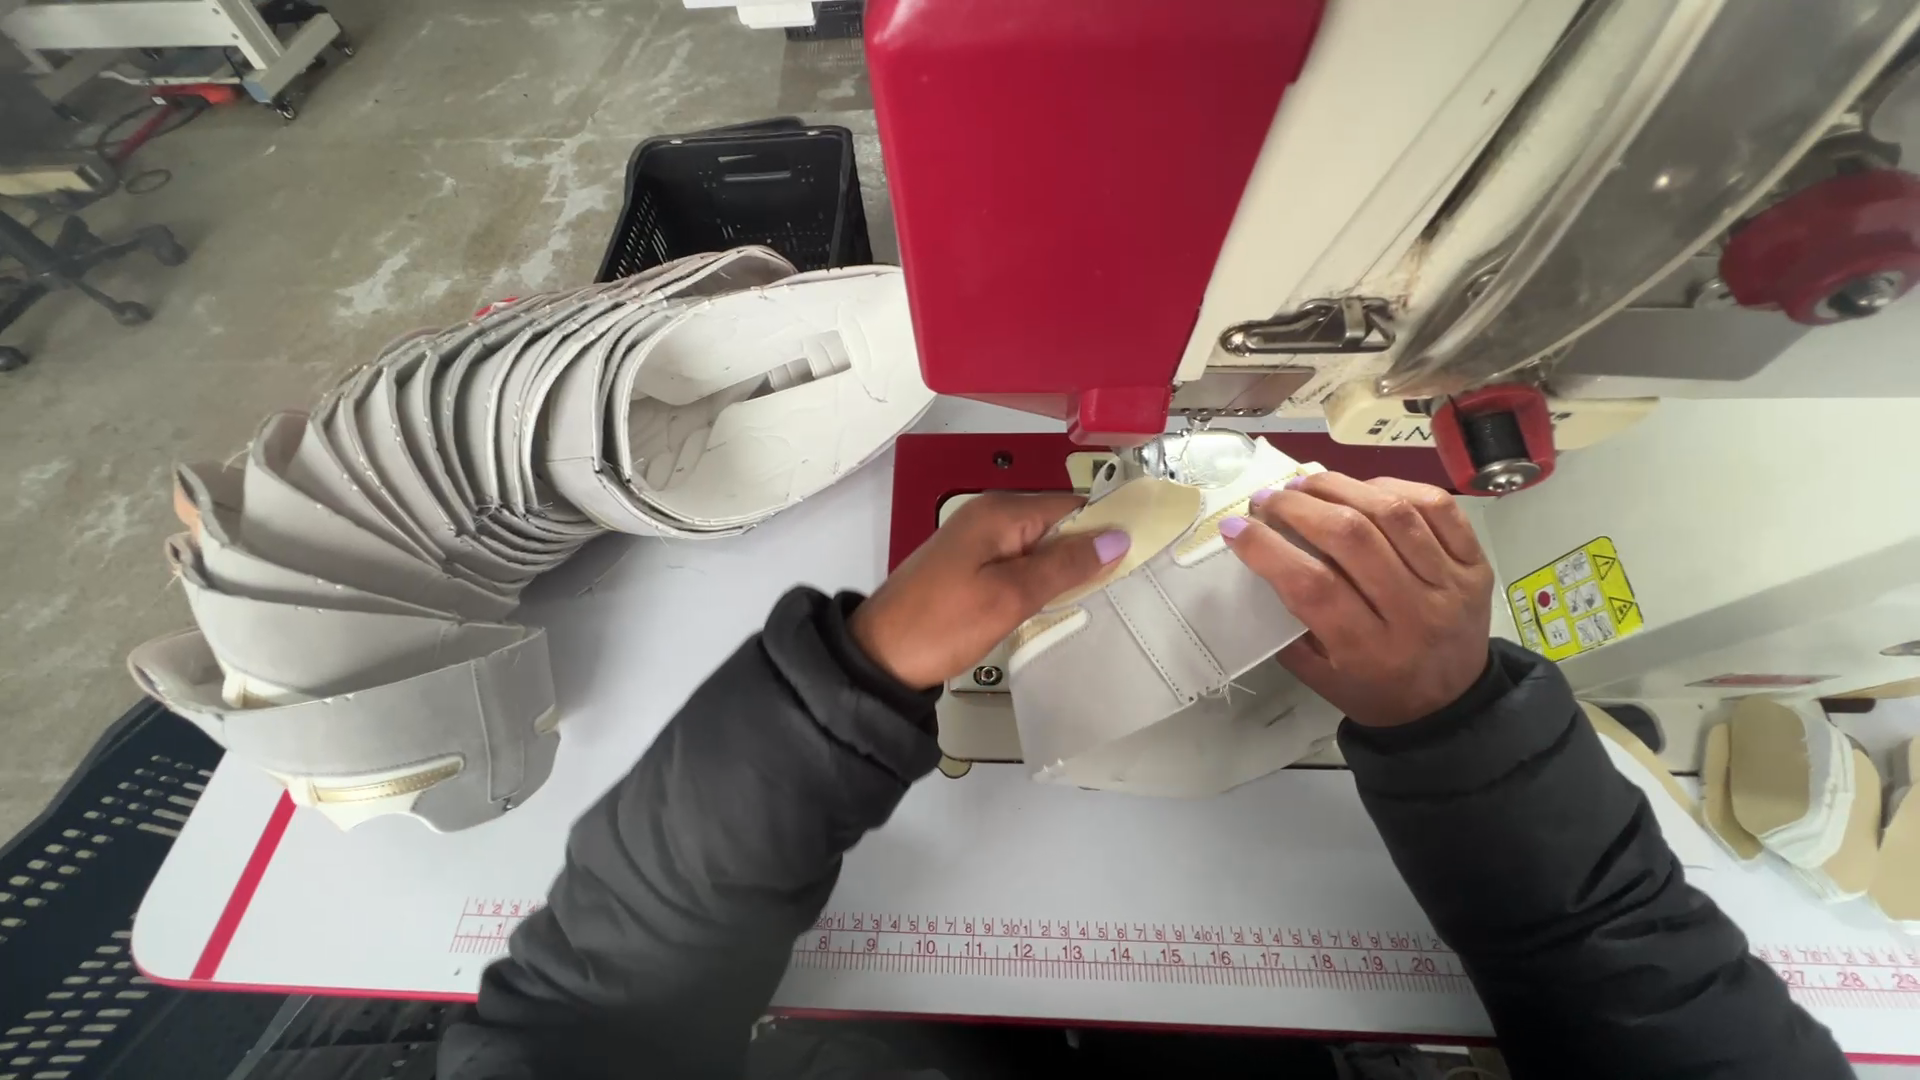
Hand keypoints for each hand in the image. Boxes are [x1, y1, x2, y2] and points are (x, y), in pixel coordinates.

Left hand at [850, 493, 1129, 689]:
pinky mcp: (970, 565)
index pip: (1071, 505)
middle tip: (1121, 585)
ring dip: (1064, 568)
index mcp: (999, 512)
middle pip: (1056, 523)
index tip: (1141, 553)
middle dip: (1087, 550)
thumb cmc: (940, 625)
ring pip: (1039, 545)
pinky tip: (1053, 602)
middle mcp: (988, 516)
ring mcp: (977, 540)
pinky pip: (1019, 561)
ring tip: (1094, 597)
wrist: (880, 657)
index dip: (1105, 527)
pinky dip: (1039, 579)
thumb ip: (1064, 565)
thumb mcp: (1009, 596)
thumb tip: (1114, 538)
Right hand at [1220, 472, 1494, 726]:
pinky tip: (1360, 488)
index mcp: (1368, 649)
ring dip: (1339, 488)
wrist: (1454, 705)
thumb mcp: (1317, 673)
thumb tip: (1258, 556)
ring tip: (1305, 484)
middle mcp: (1414, 613)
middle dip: (1298, 507)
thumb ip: (1287, 623)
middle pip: (1352, 537)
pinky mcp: (1475, 562)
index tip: (1235, 526)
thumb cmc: (1372, 689)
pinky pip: (1437, 506)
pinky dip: (1392, 486)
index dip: (1267, 548)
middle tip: (1267, 498)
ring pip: (1392, 513)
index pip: (1312, 584)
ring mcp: (1451, 583)